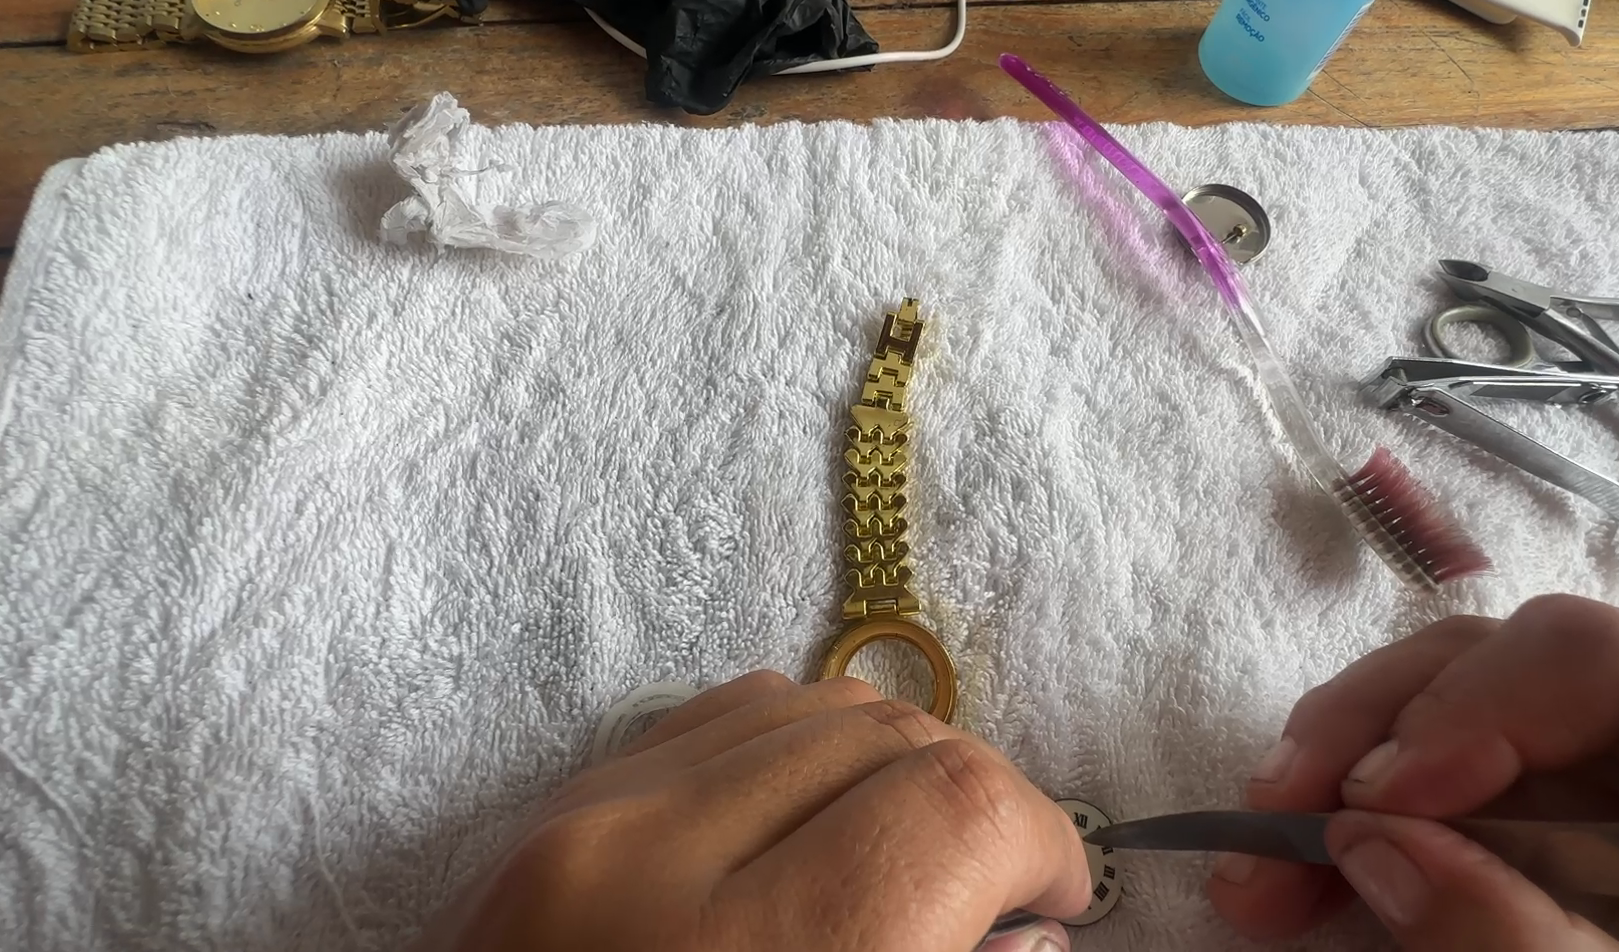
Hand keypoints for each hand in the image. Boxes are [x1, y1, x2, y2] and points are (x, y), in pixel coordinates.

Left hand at [406, 672, 1088, 951]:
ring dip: (892, 761)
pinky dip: (809, 742)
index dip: (1037, 833)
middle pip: (889, 734)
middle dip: (969, 796)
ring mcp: (593, 806)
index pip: (950, 806)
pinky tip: (818, 808)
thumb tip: (1029, 918)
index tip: (1050, 889)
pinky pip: (740, 705)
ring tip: (900, 840)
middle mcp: (649, 855)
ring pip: (820, 700)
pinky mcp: (568, 791)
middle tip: (984, 878)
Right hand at [1208, 594, 1618, 950]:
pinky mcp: (1568, 805)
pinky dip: (1360, 808)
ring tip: (1262, 851)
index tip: (1371, 802)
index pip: (1596, 659)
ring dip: (1333, 769)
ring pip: (1437, 704)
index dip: (1463, 711)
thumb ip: (1534, 943)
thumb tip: (1359, 842)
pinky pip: (1439, 772)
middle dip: (1357, 737)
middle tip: (1268, 814)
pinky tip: (1311, 854)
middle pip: (1484, 665)